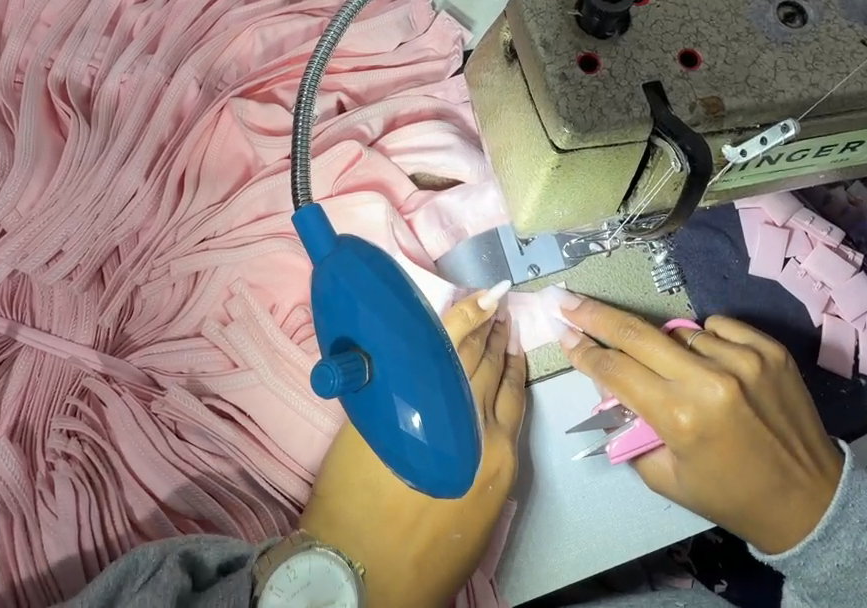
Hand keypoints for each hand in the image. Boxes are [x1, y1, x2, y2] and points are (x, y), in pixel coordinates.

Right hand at [299, 284, 527, 607]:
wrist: (369, 573)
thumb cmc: (351, 497)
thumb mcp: (366, 427)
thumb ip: (397, 385)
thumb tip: (415, 354)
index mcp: (424, 404)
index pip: (454, 347)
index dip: (471, 315)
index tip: (487, 293)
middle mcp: (464, 423)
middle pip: (482, 364)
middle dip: (491, 331)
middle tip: (499, 307)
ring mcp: (489, 452)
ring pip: (505, 390)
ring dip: (507, 357)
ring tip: (509, 331)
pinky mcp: (502, 478)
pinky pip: (513, 420)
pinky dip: (514, 391)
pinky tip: (514, 377)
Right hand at [559, 295, 842, 554]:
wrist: (809, 500)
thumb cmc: (730, 494)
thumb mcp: (668, 476)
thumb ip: (633, 429)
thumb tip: (611, 387)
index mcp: (681, 417)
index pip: (616, 370)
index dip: (584, 350)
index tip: (562, 330)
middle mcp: (709, 381)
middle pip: (636, 333)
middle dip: (595, 315)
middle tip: (567, 298)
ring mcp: (743, 359)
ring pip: (679, 332)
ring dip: (667, 346)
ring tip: (683, 377)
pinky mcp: (769, 349)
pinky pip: (717, 326)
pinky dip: (706, 340)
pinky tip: (714, 364)